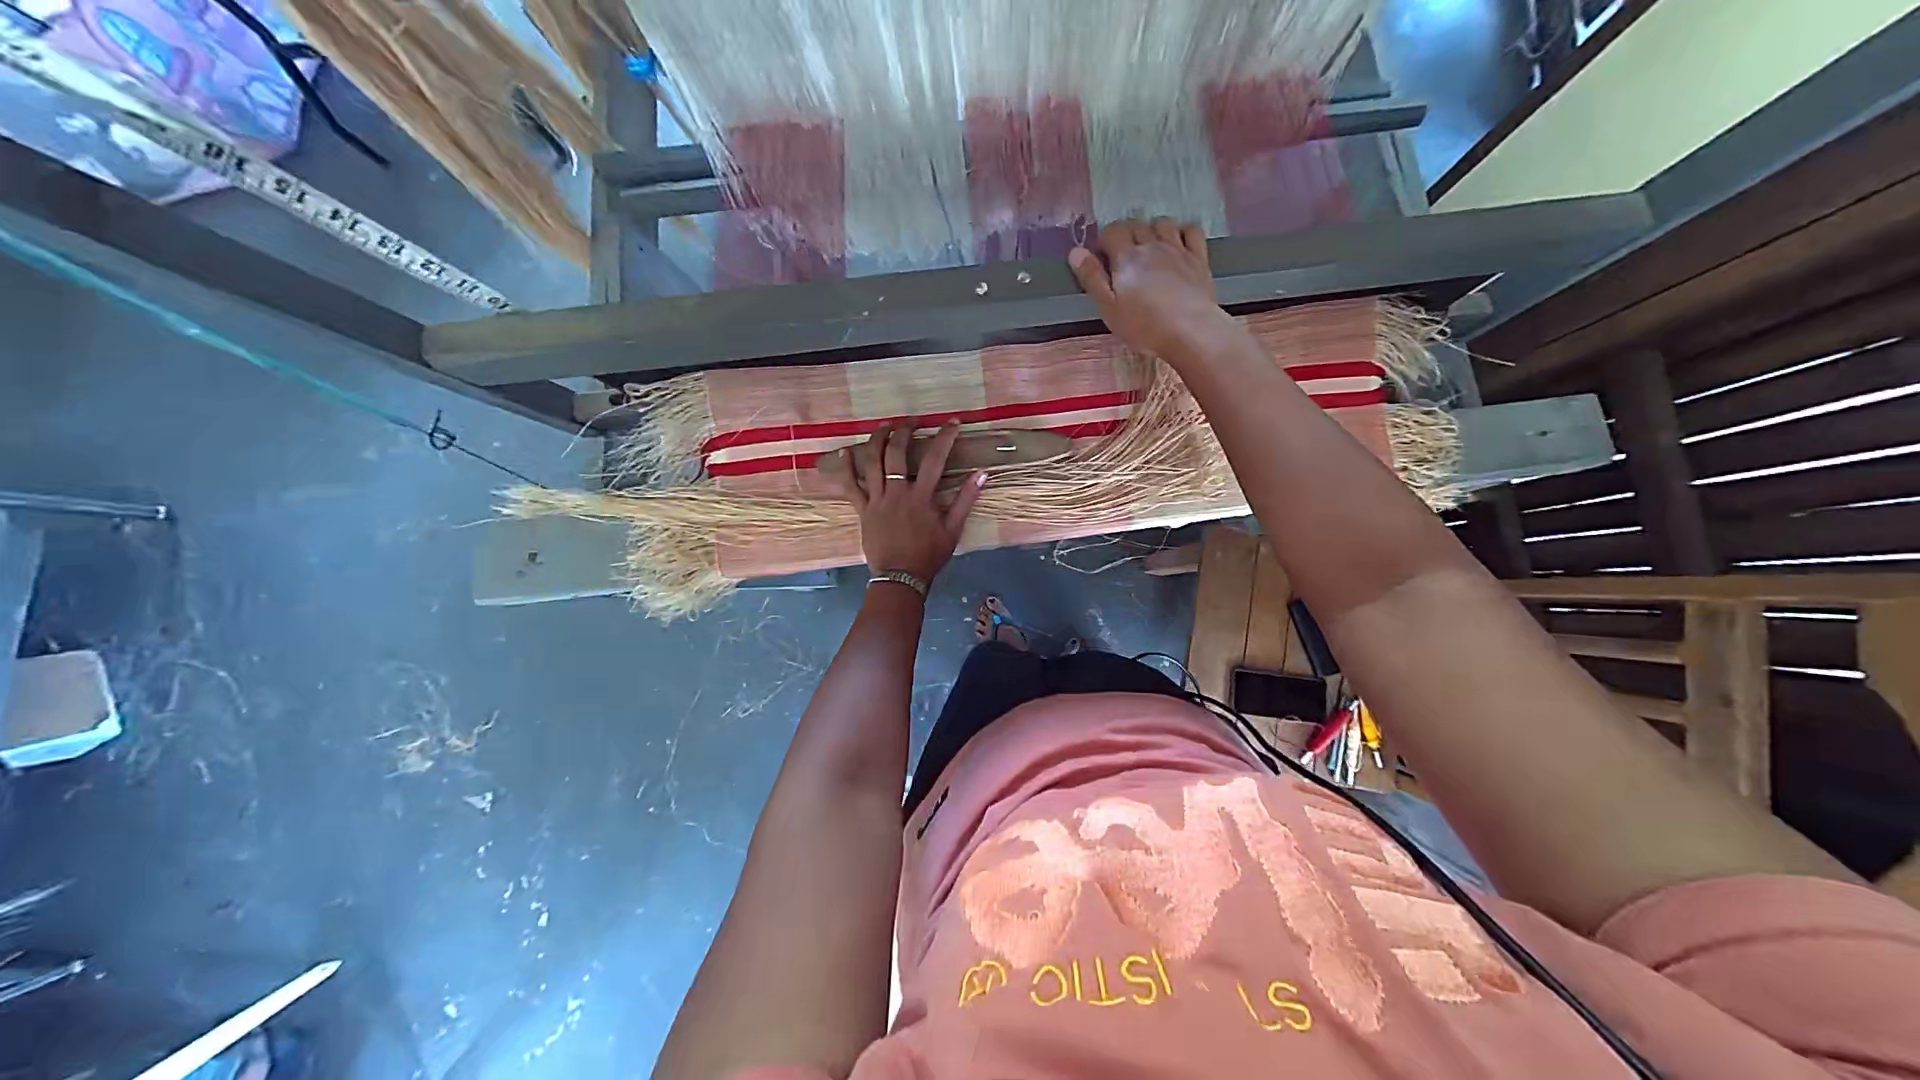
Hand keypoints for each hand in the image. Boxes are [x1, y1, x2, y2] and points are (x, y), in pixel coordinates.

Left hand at [829, 421, 986, 583]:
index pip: (935, 458)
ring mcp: (876, 500)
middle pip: (897, 453)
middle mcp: (897, 492)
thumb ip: (966, 499)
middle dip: (905, 431)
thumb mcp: (953, 529)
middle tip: (912, 422)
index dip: (944, 437)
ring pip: (872, 462)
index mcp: (921, 496)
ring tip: (884, 427)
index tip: (952, 423)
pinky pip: (850, 486)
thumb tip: (981, 473)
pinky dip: (845, 468)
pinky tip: (844, 451)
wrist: (900, 578)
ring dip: (877, 440)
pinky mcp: (862, 509)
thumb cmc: (929, 555)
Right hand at [1068, 218, 1236, 364]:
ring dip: (1152, 229)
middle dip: (1126, 235)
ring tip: (1148, 248)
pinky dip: (1182, 231)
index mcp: (1127, 257)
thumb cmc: (1144, 326)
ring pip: (1163, 223)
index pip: (1112, 231)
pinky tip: (1178, 243)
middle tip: (1123, 257)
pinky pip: (1192, 230)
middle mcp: (1152, 245)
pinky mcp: (1199, 258)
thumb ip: (1092, 278)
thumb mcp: (1109, 308)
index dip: (1104, 241)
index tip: (1103, 258)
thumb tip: (1075, 251)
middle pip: (1136, 224)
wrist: (1190, 331)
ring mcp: (1178, 249)